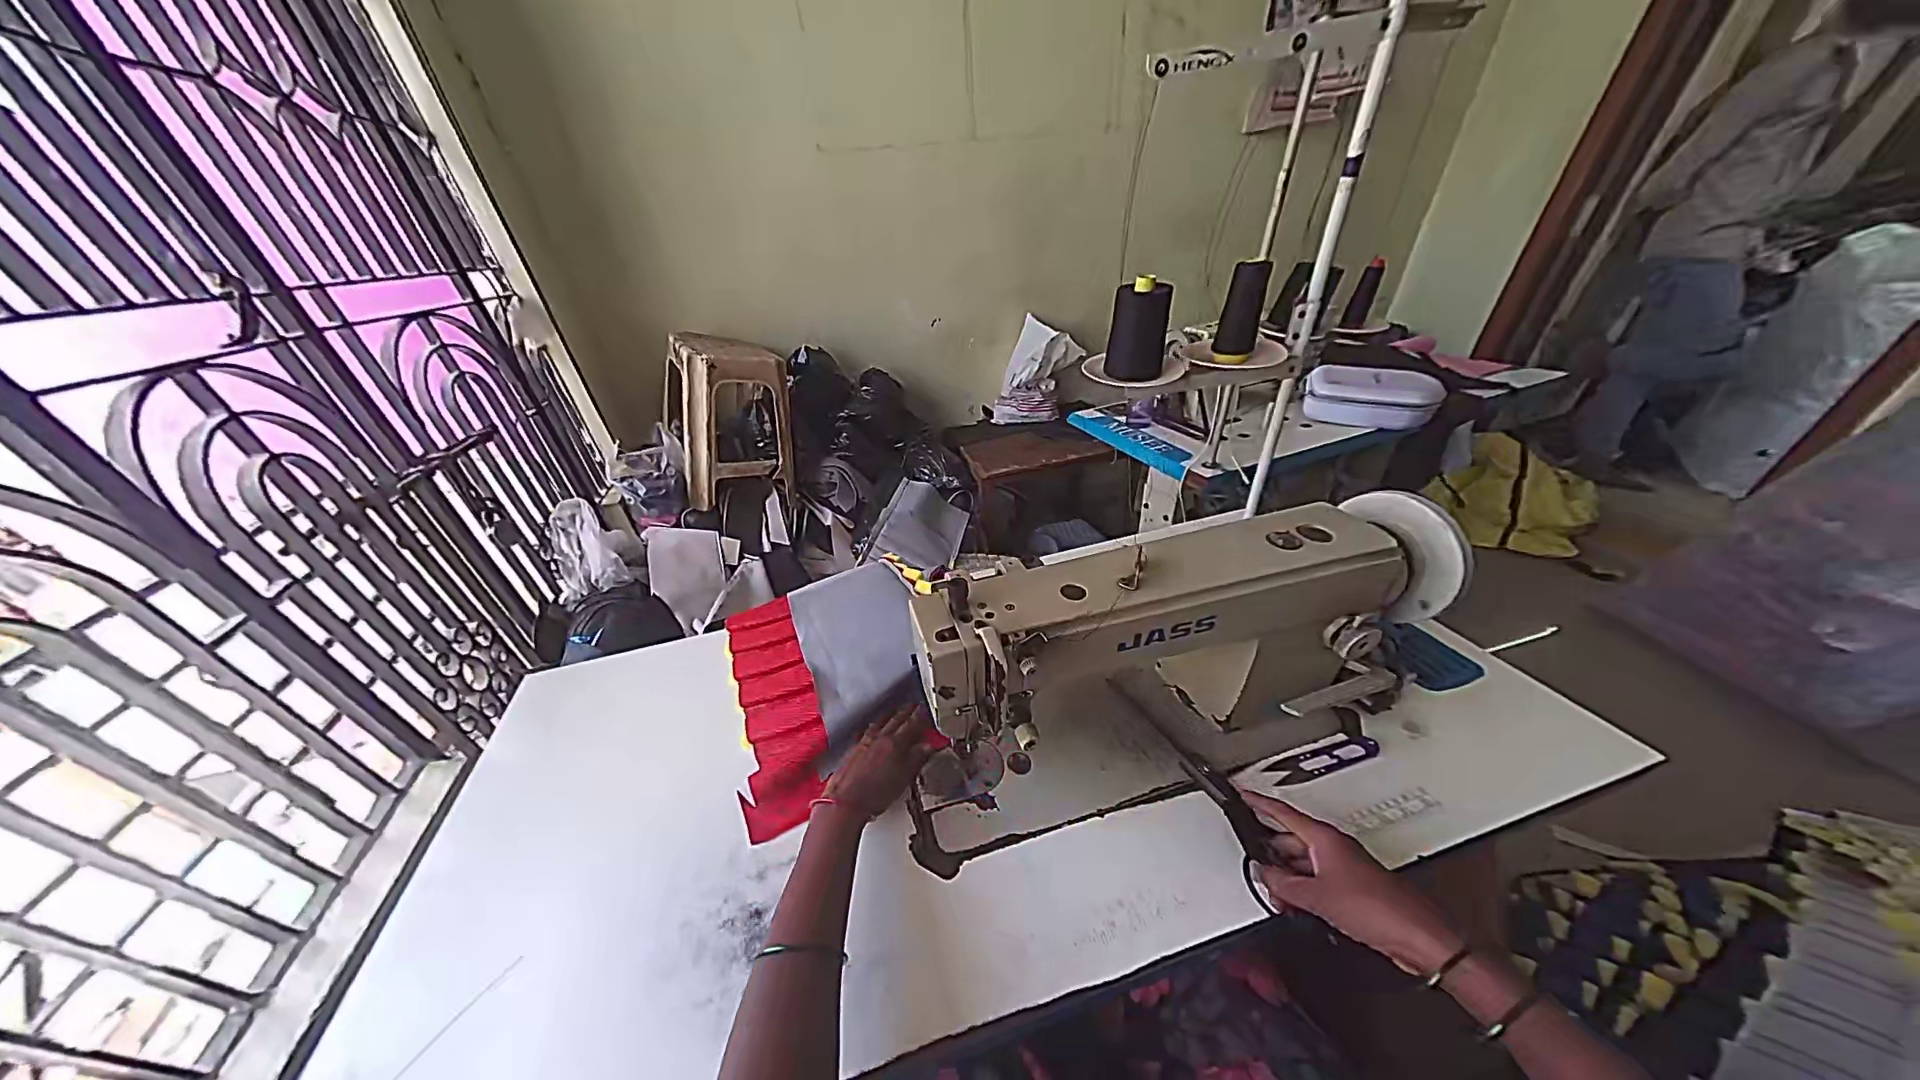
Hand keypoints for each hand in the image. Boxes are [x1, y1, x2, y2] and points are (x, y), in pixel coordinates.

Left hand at [821, 704, 937, 819]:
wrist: (845, 802)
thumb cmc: (874, 794)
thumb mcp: (904, 778)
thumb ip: (917, 759)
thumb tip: (928, 747)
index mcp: (895, 744)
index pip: (911, 725)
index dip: (919, 716)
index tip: (923, 710)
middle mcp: (880, 739)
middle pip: (895, 720)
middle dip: (905, 712)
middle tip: (912, 705)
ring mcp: (865, 742)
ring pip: (880, 723)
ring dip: (889, 716)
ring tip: (894, 711)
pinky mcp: (853, 749)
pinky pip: (865, 731)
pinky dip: (872, 726)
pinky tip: (870, 727)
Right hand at [1242, 792, 1466, 976]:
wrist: (1418, 937)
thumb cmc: (1380, 909)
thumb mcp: (1316, 896)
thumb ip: (1282, 883)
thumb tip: (1264, 874)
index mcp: (1324, 838)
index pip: (1282, 812)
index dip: (1259, 802)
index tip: (1243, 793)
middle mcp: (1333, 847)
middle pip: (1289, 842)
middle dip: (1271, 857)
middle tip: (1259, 872)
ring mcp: (1342, 866)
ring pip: (1302, 864)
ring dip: (1287, 879)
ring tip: (1280, 897)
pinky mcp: (1350, 886)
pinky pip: (1315, 880)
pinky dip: (1302, 890)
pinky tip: (1299, 906)